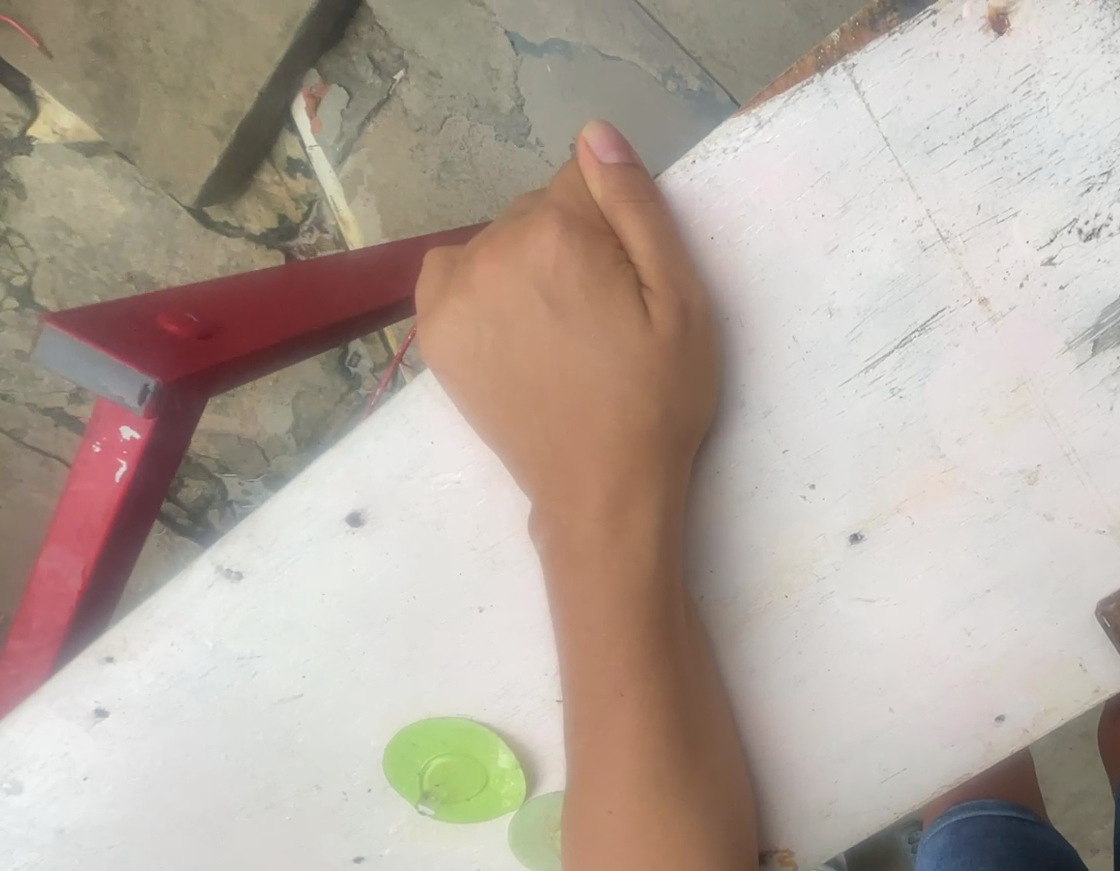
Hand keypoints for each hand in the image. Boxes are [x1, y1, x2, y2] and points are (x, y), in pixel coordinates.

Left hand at [414, 121, 718, 522]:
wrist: (602, 490)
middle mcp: (491, 247)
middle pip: (541, 212)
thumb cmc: (658, 401)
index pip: (588, 180)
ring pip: (502, 243)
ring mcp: (452, 292)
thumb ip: (639, 210)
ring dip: (533, 267)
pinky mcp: (435, 334)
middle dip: (577, 245)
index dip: (622, 228)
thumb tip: (597, 133)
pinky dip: (490, 290)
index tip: (637, 285)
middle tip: (610, 320)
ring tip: (567, 335)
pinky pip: (460, 276)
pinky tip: (523, 335)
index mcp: (558, 233)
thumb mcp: (684, 305)